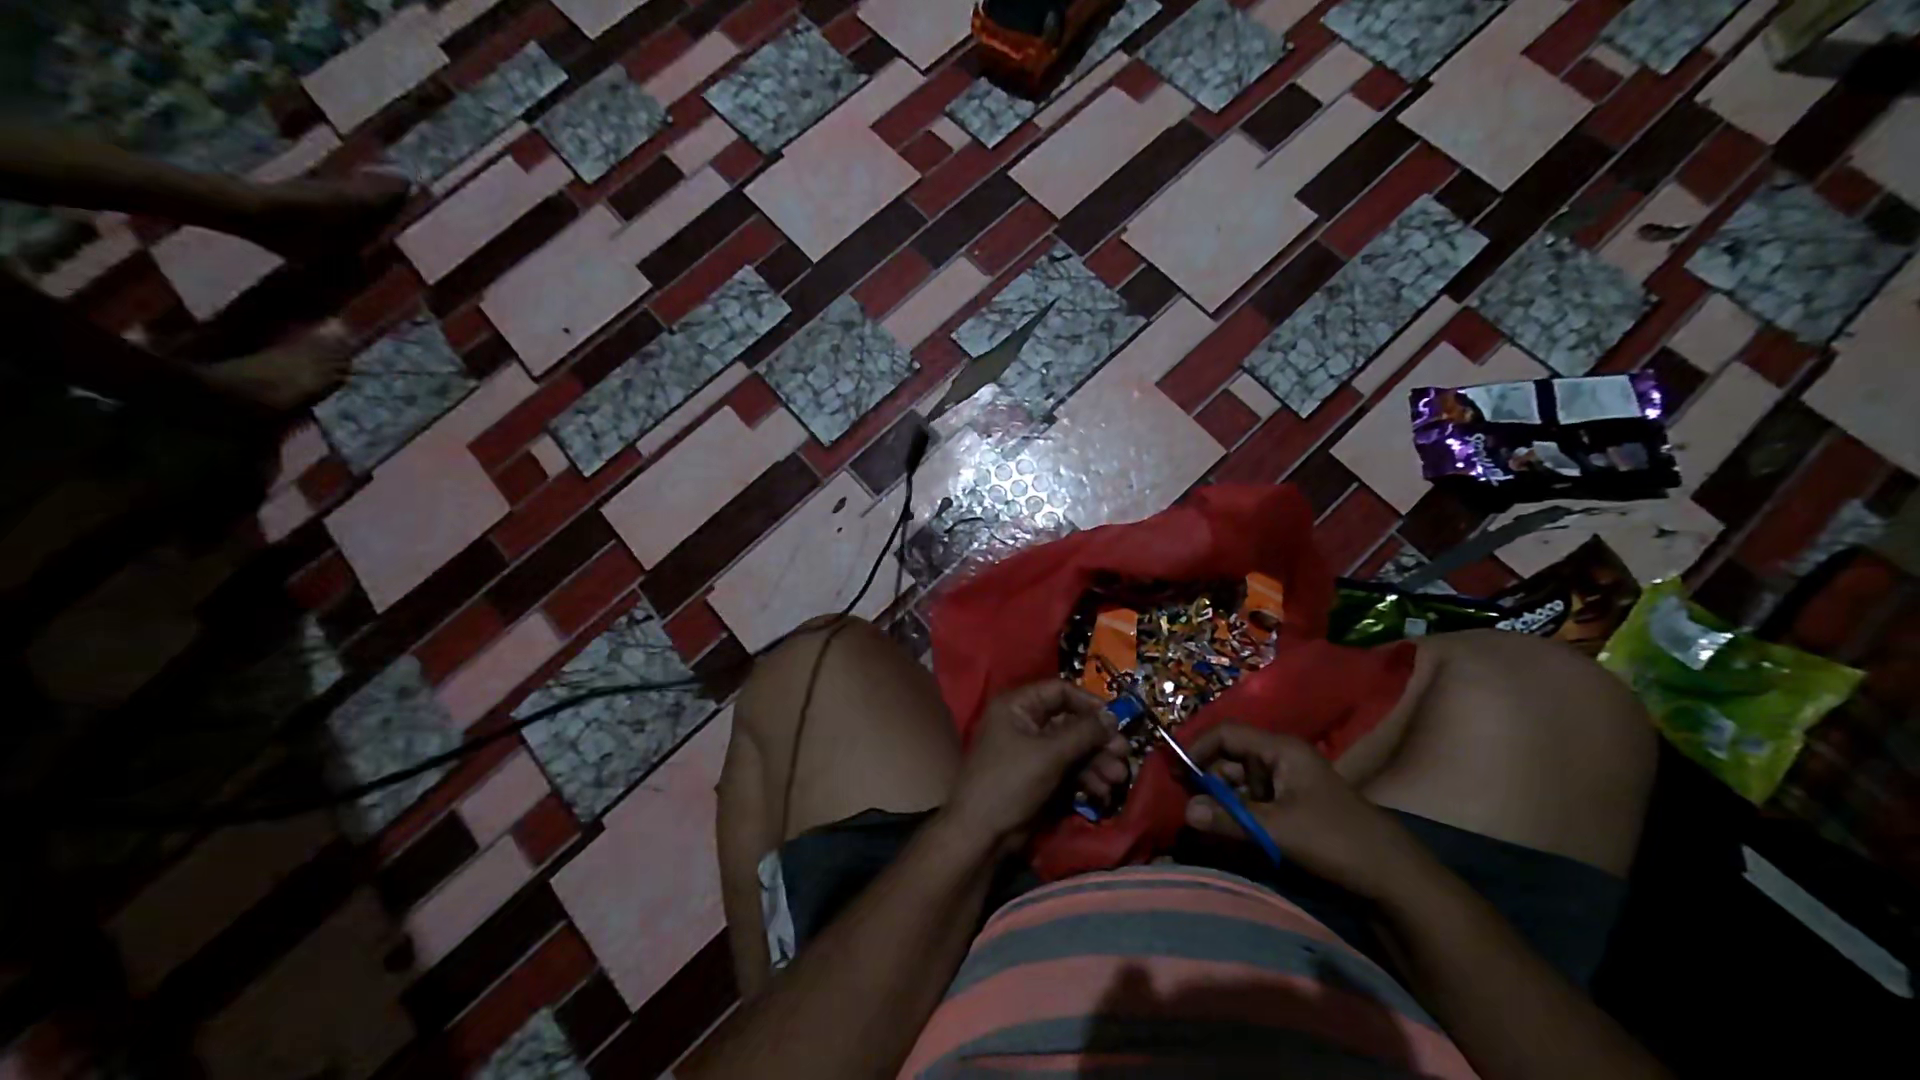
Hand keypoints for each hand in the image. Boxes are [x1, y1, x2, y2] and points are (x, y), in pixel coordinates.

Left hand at [946, 681, 1115, 849]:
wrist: (983, 833)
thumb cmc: (1011, 781)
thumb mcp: (1049, 753)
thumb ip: (1084, 732)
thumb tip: (1113, 716)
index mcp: (1017, 706)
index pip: (1059, 691)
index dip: (1088, 703)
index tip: (1116, 719)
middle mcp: (1024, 723)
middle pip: (1070, 721)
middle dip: (1098, 739)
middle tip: (1123, 753)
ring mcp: (1032, 751)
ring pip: (1072, 748)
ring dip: (1097, 761)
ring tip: (1117, 778)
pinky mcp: (1039, 776)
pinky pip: (1068, 768)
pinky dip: (1086, 777)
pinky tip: (1102, 792)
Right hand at [1184, 725, 1421, 898]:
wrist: (1393, 878)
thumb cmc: (1336, 840)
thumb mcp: (1278, 829)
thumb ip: (1230, 819)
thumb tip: (1185, 811)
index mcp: (1281, 749)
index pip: (1227, 734)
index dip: (1197, 748)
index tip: (1175, 773)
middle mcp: (1282, 758)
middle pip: (1231, 757)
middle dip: (1207, 778)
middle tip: (1187, 803)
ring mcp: (1288, 783)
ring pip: (1240, 781)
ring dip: (1222, 799)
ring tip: (1205, 820)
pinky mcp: (1292, 806)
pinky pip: (1254, 800)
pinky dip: (1238, 812)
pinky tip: (1228, 830)